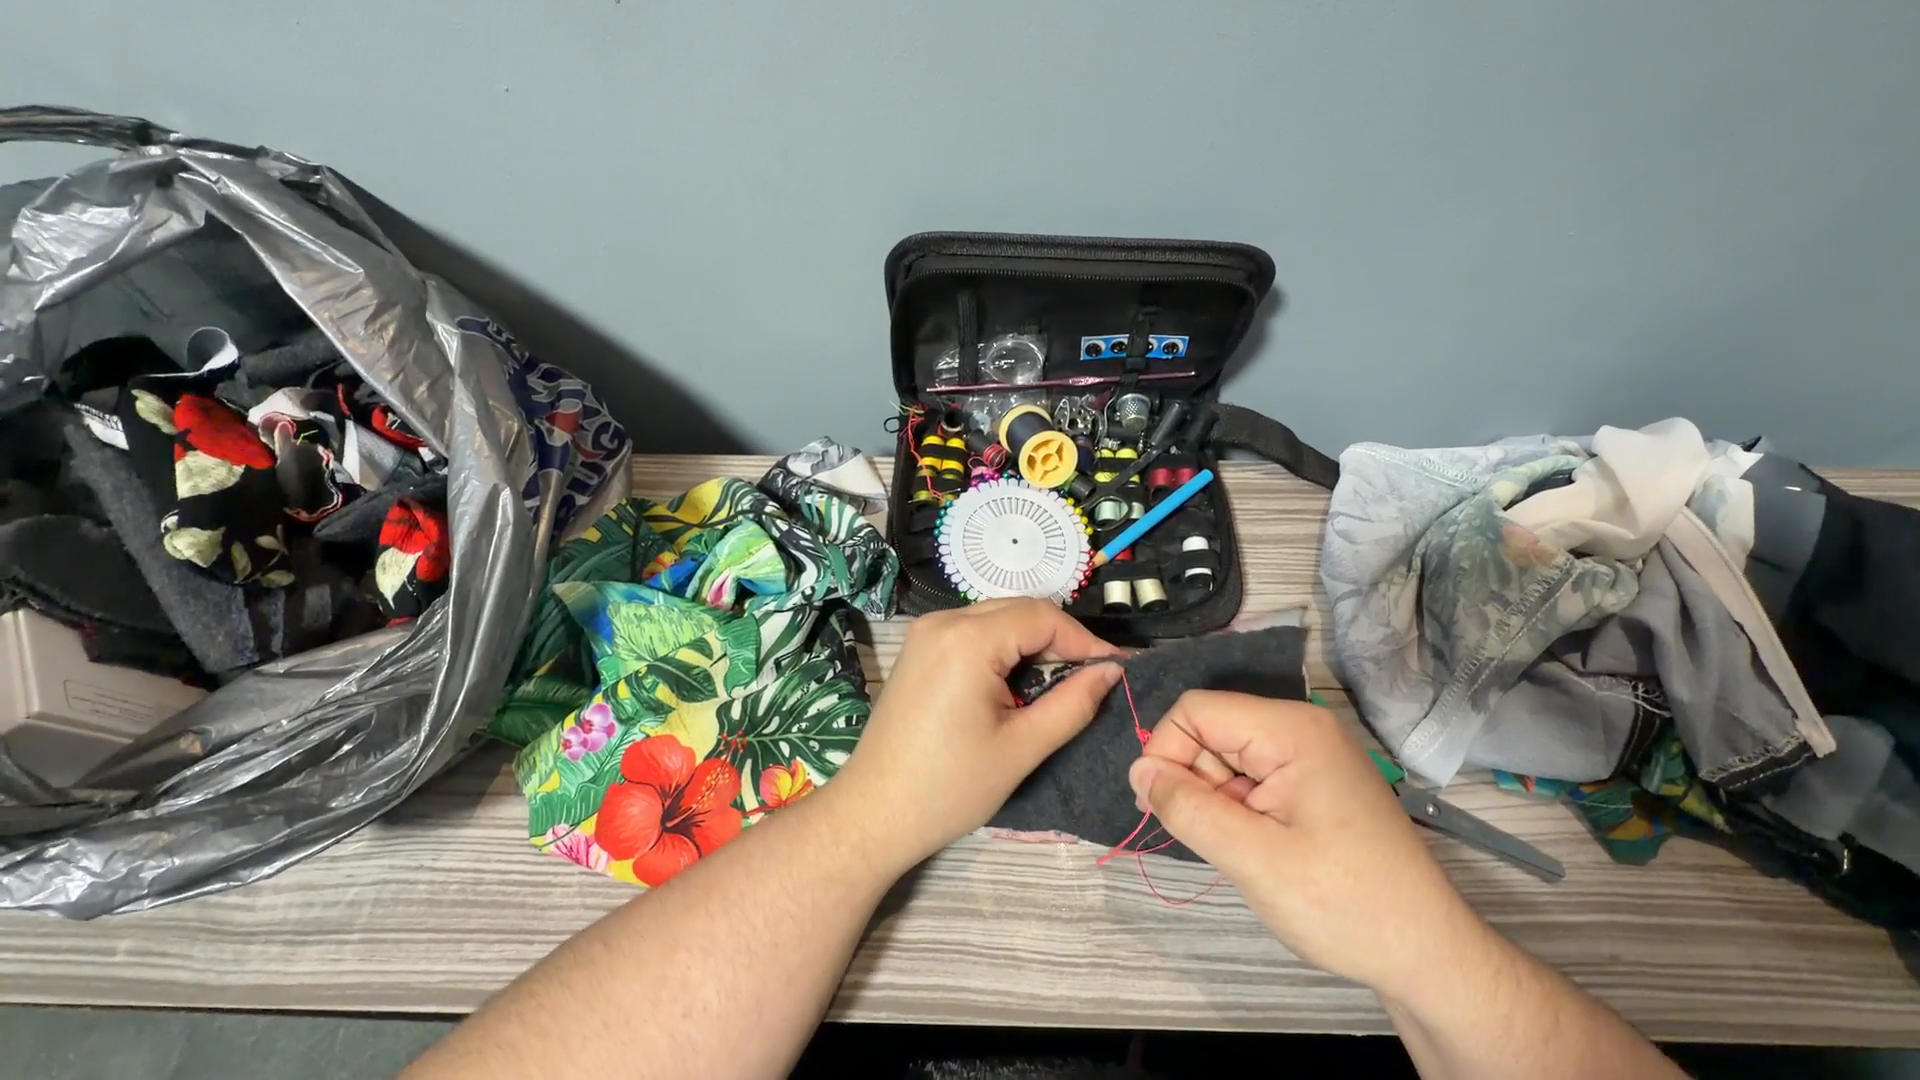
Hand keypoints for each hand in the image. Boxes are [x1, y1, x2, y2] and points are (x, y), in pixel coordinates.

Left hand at [826, 599, 1121, 870]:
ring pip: (997, 618)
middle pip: (1019, 610)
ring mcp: (925, 633)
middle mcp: (942, 622)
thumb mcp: (1021, 747)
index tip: (1116, 669)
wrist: (874, 813)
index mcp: (967, 640)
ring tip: (1059, 684)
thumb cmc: (949, 787)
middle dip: (1060, 640)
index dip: (1084, 640)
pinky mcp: (918, 649)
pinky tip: (1017, 683)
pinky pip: (973, 631)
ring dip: (1032, 643)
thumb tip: (1112, 671)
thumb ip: (1073, 703)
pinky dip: (1003, 647)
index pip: (1042, 616)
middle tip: (1091, 679)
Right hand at [1127, 691, 1484, 995]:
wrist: (1426, 954)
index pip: (1196, 711)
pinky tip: (1257, 848)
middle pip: (1210, 732)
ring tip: (1244, 851)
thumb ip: (1188, 809)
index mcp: (1291, 730)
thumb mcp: (1255, 860)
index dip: (1166, 752)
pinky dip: (1237, 811)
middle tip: (1214, 840)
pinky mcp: (1311, 783)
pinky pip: (1249, 779)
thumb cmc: (1345, 905)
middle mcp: (1300, 729)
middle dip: (1193, 781)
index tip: (1160, 808)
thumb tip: (1139, 772)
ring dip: (1215, 802)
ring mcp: (1309, 756)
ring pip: (1225, 758)